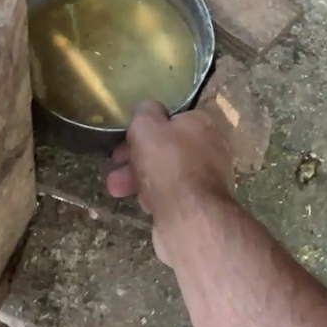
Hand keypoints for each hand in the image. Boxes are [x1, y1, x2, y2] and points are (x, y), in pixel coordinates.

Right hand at [105, 101, 234, 264]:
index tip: (126, 138)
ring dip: (138, 178)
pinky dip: (156, 196)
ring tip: (115, 189)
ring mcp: (208, 178)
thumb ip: (146, 111)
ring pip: (167, 172)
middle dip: (135, 156)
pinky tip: (143, 204)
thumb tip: (149, 109)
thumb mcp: (147, 125)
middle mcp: (211, 147)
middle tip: (115, 165)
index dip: (145, 127)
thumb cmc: (168, 163)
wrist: (190, 217)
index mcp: (203, 123)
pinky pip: (173, 194)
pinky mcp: (201, 204)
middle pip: (167, 147)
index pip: (172, 118)